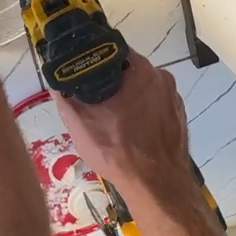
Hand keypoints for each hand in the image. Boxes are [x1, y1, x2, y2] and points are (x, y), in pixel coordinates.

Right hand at [54, 53, 204, 214]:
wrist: (157, 186)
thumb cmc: (118, 151)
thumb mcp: (80, 124)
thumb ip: (66, 97)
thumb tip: (56, 83)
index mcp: (138, 70)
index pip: (111, 49)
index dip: (93, 57)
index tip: (81, 69)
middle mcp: (160, 77)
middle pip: (127, 68)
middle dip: (109, 79)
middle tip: (92, 96)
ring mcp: (173, 97)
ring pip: (141, 87)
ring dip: (126, 95)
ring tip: (109, 115)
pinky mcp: (179, 115)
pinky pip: (154, 103)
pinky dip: (141, 110)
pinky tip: (130, 128)